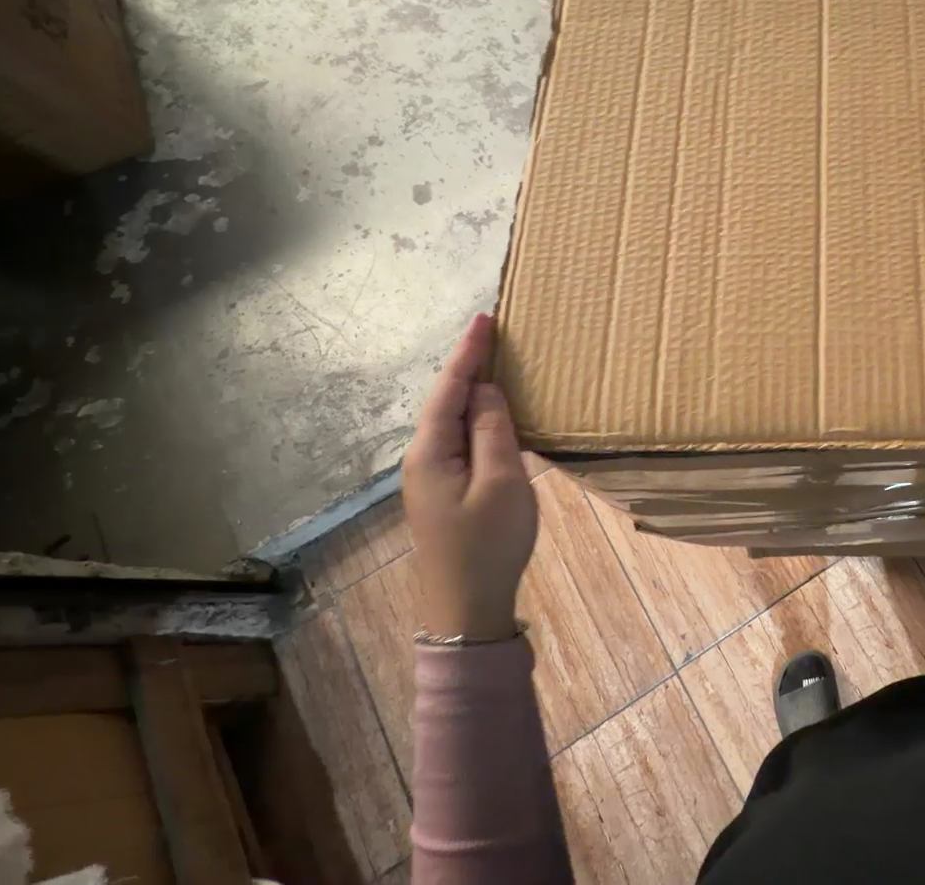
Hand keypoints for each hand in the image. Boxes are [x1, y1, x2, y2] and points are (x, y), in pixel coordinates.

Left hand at [403, 313, 537, 639]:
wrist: (466, 607)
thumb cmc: (487, 543)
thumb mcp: (501, 482)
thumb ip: (492, 430)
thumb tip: (485, 391)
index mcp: (432, 451)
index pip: (450, 388)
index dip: (469, 352)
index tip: (485, 318)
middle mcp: (424, 458)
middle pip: (446, 400)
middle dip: (469, 365)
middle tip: (495, 334)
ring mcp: (433, 477)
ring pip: (454, 421)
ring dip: (474, 391)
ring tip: (498, 364)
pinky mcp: (447, 492)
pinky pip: (462, 440)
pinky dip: (479, 418)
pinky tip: (495, 415)